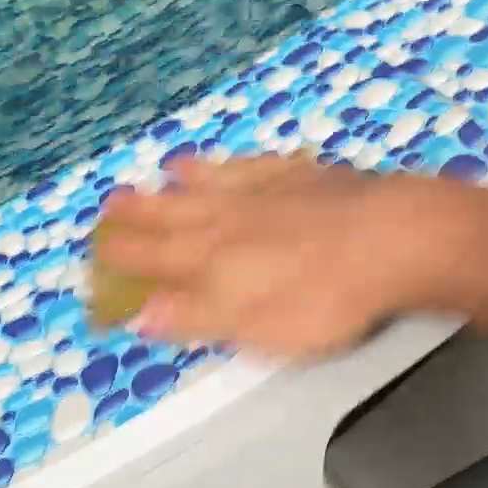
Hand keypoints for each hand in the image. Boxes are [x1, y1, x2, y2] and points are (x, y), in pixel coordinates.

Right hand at [94, 154, 447, 356]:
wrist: (389, 239)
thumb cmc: (322, 298)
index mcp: (214, 260)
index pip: (158, 257)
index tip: (98, 247)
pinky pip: (257, 165)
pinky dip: (236, 162)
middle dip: (143, 212)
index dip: (126, 254)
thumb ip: (196, 317)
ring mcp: (267, 190)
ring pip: (213, 183)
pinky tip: (233, 159)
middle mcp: (229, 218)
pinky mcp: (303, 175)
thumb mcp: (255, 327)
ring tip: (163, 171)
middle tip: (111, 202)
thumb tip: (140, 312)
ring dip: (185, 180)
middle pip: (176, 214)